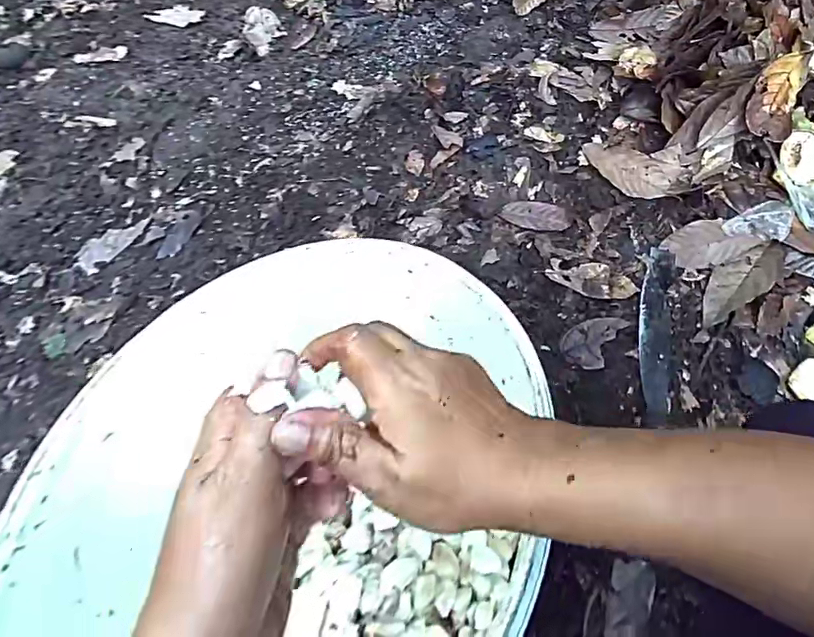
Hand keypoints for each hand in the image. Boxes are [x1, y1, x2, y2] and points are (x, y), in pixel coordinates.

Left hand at [135, 353, 351, 636]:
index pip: (252, 393)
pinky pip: (314, 491)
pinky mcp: (281, 526)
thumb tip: (277, 362)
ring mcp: (260, 501)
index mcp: (220, 452)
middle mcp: (238, 472)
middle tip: (337, 432)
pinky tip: (331, 506)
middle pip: (287, 423)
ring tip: (335, 476)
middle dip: (319, 424)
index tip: (323, 378)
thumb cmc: (213, 571)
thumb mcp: (242, 478)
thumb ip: (263, 419)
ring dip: (329, 460)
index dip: (287, 380)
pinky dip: (329, 493)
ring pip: (306, 456)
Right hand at [269, 322, 545, 532]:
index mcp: (399, 381)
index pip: (351, 338)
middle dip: (343, 353)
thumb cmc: (461, 480)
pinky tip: (403, 418)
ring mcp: (449, 363)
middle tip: (326, 391)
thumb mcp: (385, 477)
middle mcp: (426, 361)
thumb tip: (292, 426)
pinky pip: (424, 361)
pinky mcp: (465, 372)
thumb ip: (336, 447)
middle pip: (375, 333)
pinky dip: (402, 376)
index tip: (305, 371)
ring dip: (374, 366)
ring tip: (363, 416)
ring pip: (401, 347)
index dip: (321, 348)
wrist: (522, 468)